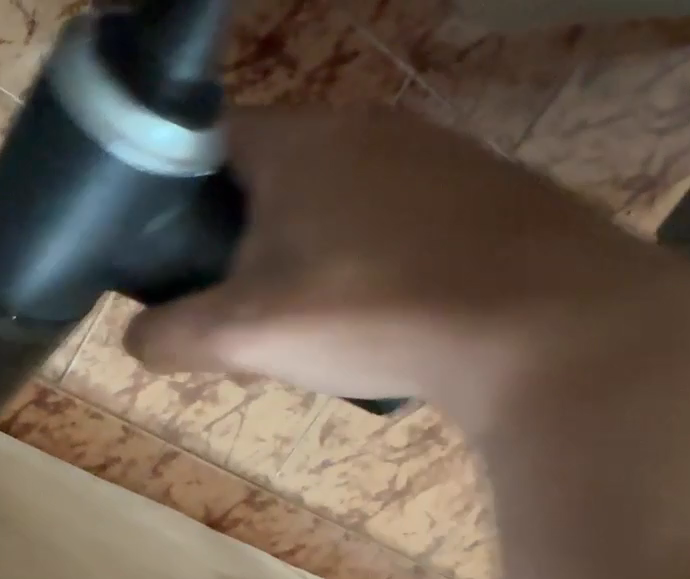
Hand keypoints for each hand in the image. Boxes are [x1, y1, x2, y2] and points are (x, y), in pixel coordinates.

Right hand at [123, 107, 689, 431]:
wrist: (551, 330)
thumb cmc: (370, 311)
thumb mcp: (240, 336)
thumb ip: (167, 337)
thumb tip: (137, 339)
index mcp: (297, 142)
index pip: (203, 141)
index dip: (169, 196)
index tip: (164, 258)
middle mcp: (364, 128)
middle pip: (264, 177)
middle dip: (233, 240)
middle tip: (226, 307)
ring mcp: (433, 156)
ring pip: (327, 201)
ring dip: (297, 255)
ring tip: (300, 323)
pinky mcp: (484, 194)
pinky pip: (388, 221)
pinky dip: (361, 262)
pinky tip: (373, 317)